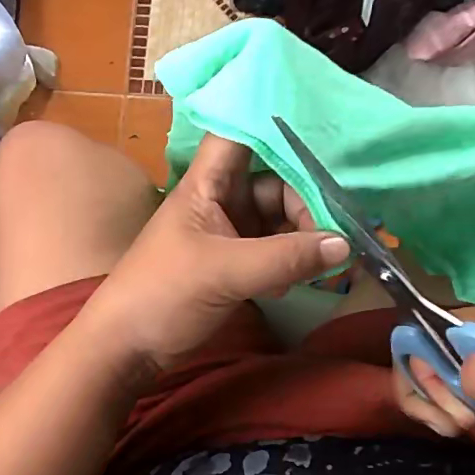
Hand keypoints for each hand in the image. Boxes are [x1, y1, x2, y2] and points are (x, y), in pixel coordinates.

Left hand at [81, 134, 348, 372]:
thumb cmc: (163, 294)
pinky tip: (300, 282)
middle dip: (307, 203)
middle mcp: (221, 201)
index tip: (323, 131)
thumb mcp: (225, 272)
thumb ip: (286, 257)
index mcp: (207, 184)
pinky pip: (276, 250)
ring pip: (280, 219)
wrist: (128, 349)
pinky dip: (293, 261)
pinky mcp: (237, 264)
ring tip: (326, 262)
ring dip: (304, 237)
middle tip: (336, 233)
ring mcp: (230, 233)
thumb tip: (345, 244)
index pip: (241, 135)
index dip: (274, 125)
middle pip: (275, 182)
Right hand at [395, 301, 474, 474]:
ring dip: (443, 405)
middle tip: (467, 429)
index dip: (425, 373)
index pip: (425, 331)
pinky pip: (460, 387)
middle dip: (432, 394)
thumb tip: (469, 370)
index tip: (456, 416)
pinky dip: (459, 411)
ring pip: (438, 372)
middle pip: (424, 353)